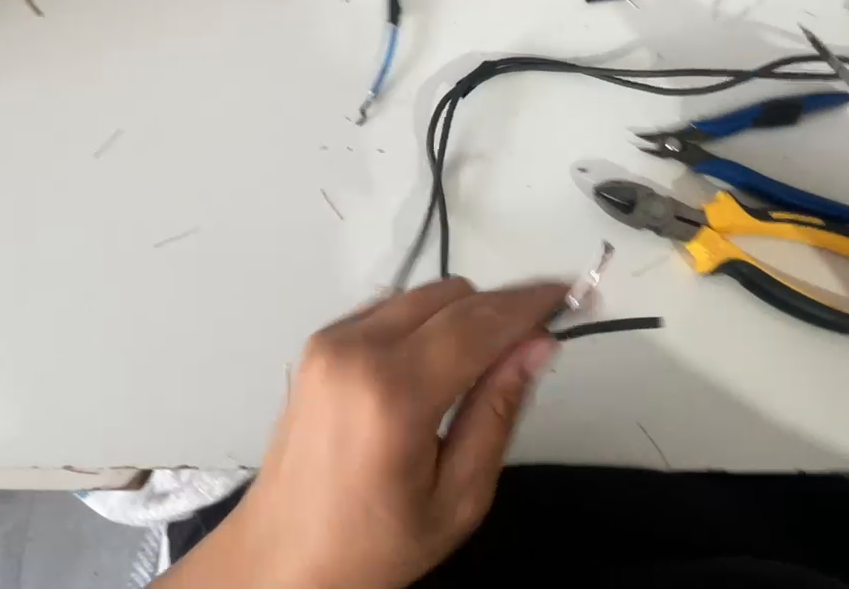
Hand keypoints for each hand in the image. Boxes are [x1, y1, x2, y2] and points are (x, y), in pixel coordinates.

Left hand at [162, 277, 565, 588]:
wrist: (281, 556)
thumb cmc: (375, 544)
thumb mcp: (457, 497)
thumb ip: (498, 410)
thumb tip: (538, 345)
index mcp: (392, 392)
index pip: (477, 324)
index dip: (527, 304)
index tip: (566, 293)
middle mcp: (356, 347)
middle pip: (450, 295)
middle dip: (496, 311)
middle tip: (529, 345)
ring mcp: (331, 338)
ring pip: (420, 294)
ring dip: (459, 315)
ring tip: (476, 367)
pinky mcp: (318, 340)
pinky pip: (388, 307)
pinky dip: (421, 322)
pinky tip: (428, 366)